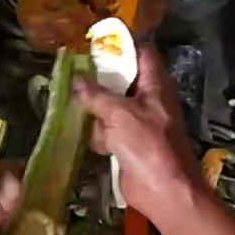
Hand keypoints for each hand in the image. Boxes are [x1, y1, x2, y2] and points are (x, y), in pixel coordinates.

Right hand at [71, 45, 200, 219]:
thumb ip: (96, 95)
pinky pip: (107, 132)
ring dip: (93, 110)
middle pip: (122, 81)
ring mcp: (138, 124)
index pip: (142, 54)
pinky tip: (81, 134)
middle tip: (72, 74)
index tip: (95, 44)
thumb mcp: (120, 113)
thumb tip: (76, 79)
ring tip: (69, 103)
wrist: (164, 190)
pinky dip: (96, 134)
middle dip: (98, 80)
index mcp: (155, 85)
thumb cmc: (148, 144)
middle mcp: (147, 101)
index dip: (123, 46)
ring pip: (110, 107)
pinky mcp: (128, 145)